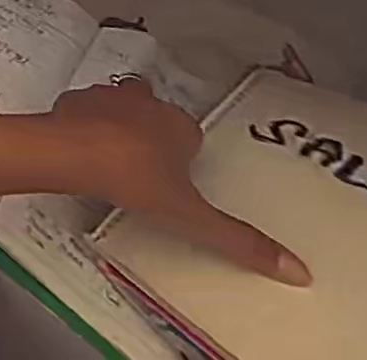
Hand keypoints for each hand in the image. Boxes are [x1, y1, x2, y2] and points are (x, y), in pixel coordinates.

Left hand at [52, 78, 312, 285]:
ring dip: (116, 121)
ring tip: (114, 154)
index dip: (185, 151)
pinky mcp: (72, 98)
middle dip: (151, 128)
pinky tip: (82, 146)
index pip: (190, 131)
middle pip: (152, 109)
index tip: (177, 172)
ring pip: (116, 103)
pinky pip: (82, 108)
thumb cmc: (132, 176)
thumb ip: (240, 241)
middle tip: (147, 160)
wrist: (70, 151)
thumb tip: (296, 270)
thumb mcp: (190, 215)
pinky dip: (84, 122)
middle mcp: (141, 101)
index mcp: (177, 123)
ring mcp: (103, 96)